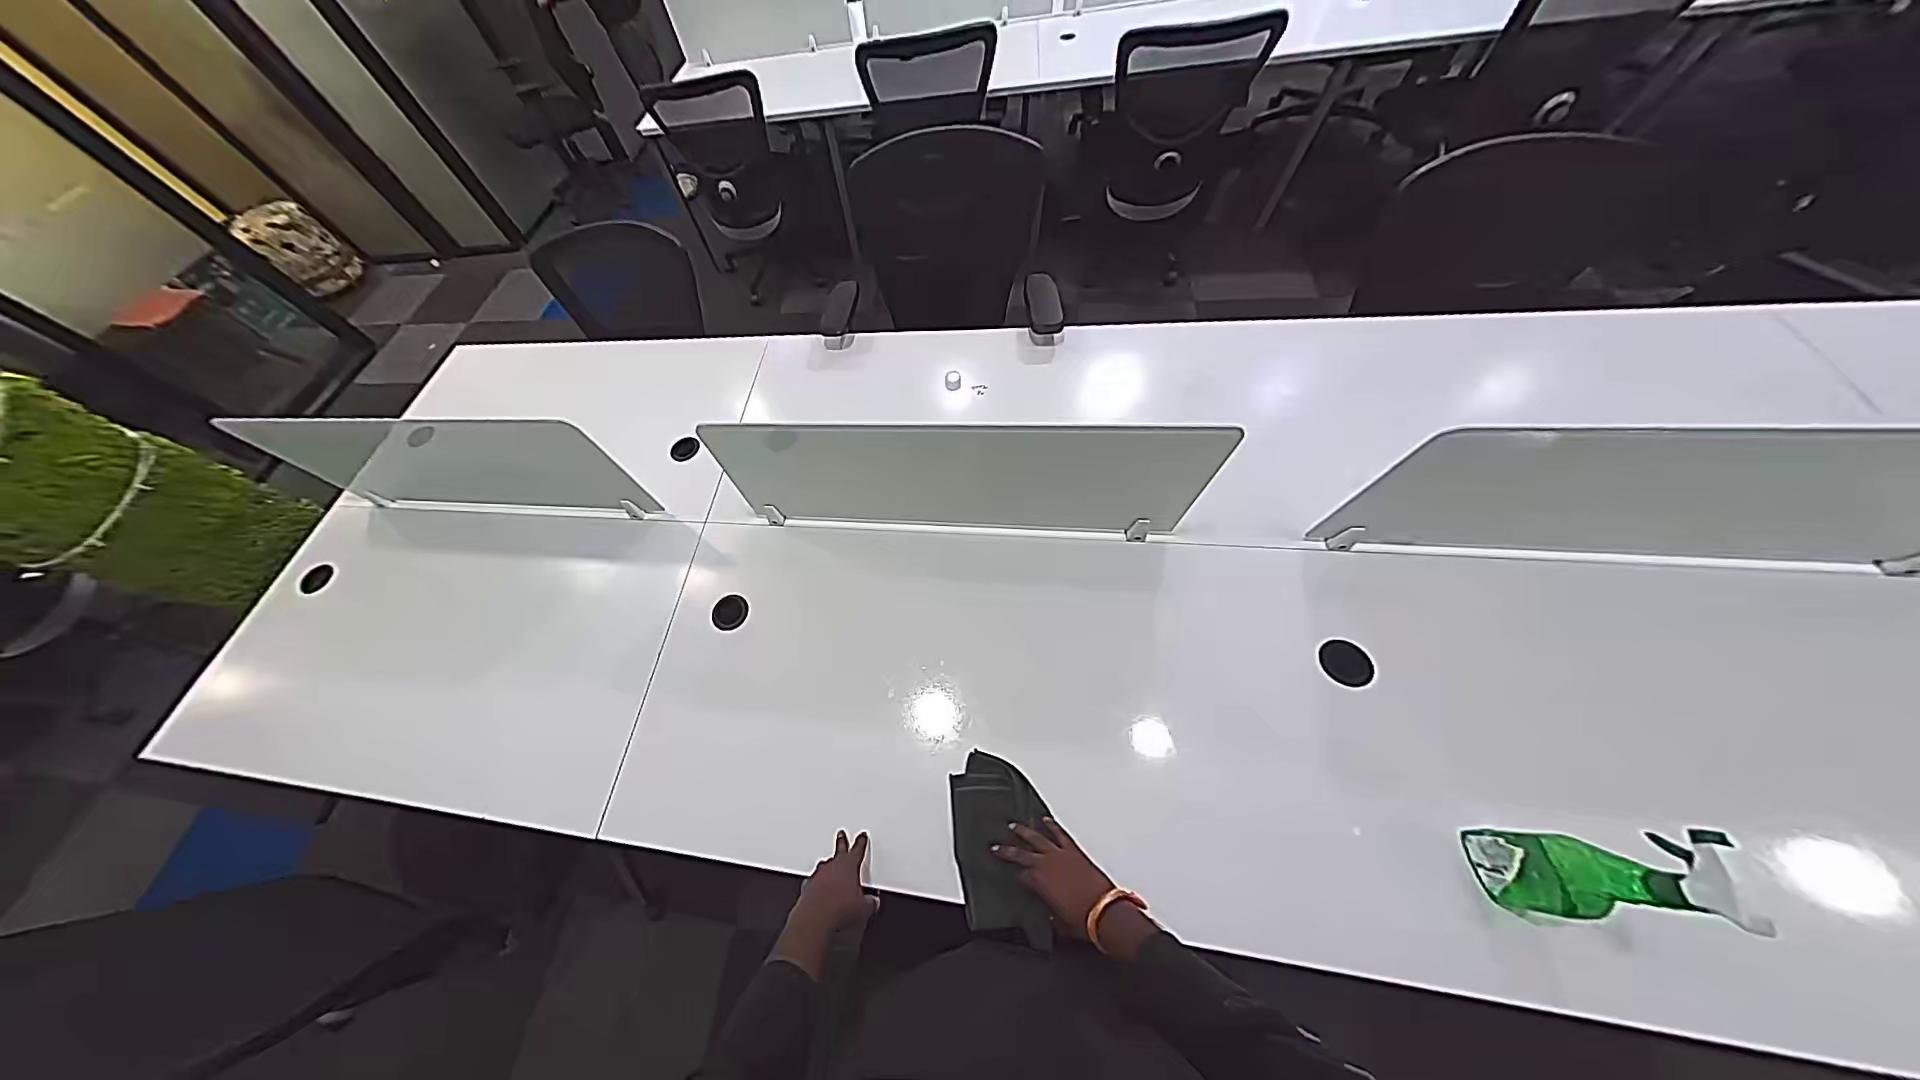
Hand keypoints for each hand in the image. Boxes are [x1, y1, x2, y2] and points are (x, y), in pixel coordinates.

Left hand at [773, 830, 878, 979]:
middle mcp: (832, 867)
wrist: (815, 919)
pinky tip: (818, 888)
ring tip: (830, 864)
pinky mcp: (807, 888)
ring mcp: (818, 876)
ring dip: (828, 864)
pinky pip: (813, 880)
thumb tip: (873, 903)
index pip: (857, 850)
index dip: (860, 842)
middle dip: (841, 841)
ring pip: (824, 865)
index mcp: (849, 866)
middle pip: (839, 850)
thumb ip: (870, 902)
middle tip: (841, 834)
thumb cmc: (839, 909)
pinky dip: (817, 882)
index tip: (861, 836)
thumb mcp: (863, 907)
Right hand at [991, 818, 1116, 940]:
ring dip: (1024, 831)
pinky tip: (1046, 820)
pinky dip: (1052, 826)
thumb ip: (1049, 915)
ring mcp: (1059, 854)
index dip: (1016, 876)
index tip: (1011, 875)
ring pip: (1036, 837)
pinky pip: (1060, 834)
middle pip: (1020, 853)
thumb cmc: (1081, 920)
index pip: (1020, 875)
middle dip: (1006, 849)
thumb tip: (1048, 915)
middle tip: (996, 845)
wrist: (1104, 912)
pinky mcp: (1073, 851)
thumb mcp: (1058, 923)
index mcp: (1037, 881)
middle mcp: (1045, 864)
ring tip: (1014, 825)